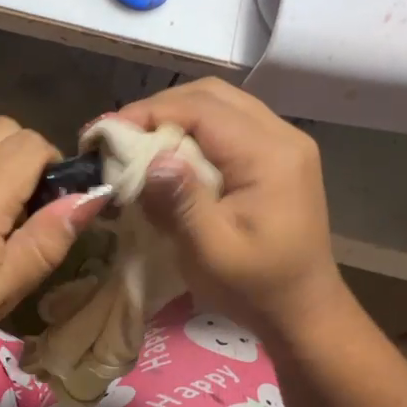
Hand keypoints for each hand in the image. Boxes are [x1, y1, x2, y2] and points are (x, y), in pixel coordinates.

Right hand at [118, 78, 343, 335]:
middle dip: (158, 110)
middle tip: (116, 138)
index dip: (149, 113)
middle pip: (211, 96)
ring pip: (220, 106)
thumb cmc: (255, 287)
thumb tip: (152, 160)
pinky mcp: (276, 159)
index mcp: (269, 155)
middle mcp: (281, 137)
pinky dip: (192, 133)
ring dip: (174, 119)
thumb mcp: (212, 253)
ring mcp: (282, 145)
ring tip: (136, 145)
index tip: (105, 133)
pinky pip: (229, 127)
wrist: (302, 310)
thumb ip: (182, 203)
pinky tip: (168, 158)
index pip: (202, 109)